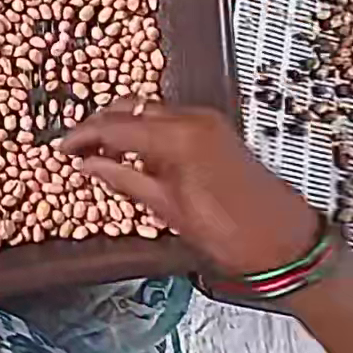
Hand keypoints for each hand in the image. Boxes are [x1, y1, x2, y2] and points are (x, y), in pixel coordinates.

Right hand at [63, 101, 319, 276]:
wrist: (289, 243)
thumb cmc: (232, 234)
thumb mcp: (167, 209)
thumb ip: (123, 179)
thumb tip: (87, 164)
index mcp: (177, 138)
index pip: (114, 127)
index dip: (83, 136)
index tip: (63, 148)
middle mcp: (192, 119)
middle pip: (129, 109)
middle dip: (99, 126)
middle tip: (77, 147)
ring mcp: (206, 121)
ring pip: (147, 110)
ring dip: (121, 126)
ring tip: (100, 151)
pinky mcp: (215, 129)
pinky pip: (168, 118)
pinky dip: (145, 130)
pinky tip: (134, 152)